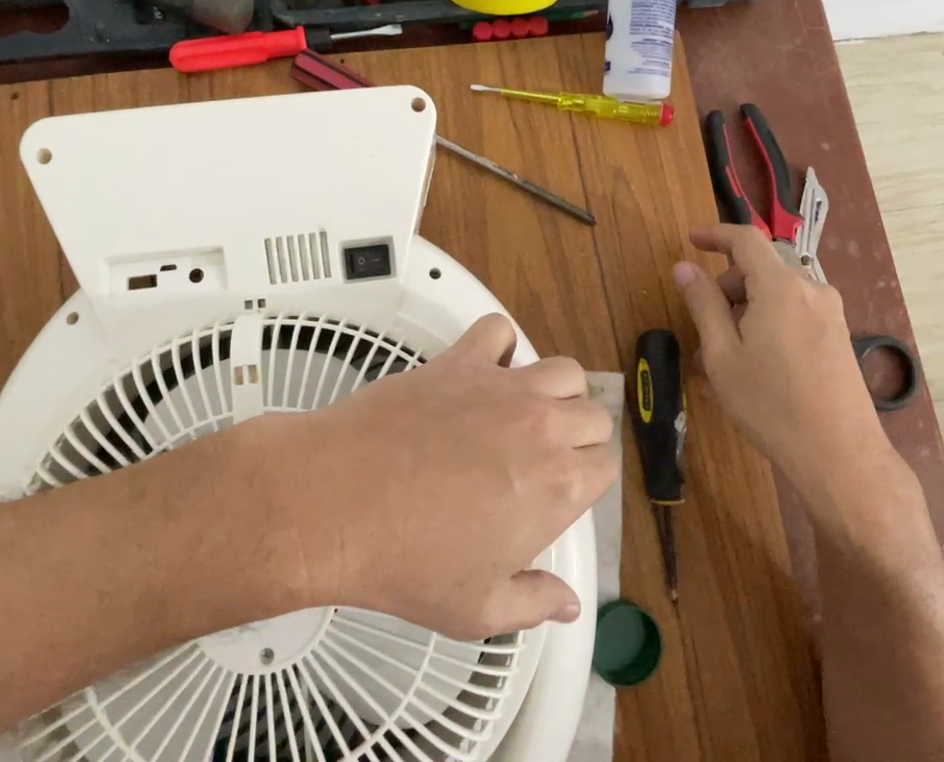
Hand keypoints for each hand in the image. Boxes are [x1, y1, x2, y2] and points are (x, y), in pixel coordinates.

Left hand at [276, 314, 614, 639]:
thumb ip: (532, 604)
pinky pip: (497, 332)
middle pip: (593, 414)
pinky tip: (483, 371)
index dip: (587, 479)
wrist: (337, 503)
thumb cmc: (407, 561)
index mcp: (557, 487)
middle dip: (579, 435)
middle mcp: (542, 428)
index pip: (606, 465)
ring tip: (525, 412)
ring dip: (555, 390)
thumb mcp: (476, 610)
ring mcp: (502, 388)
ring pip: (563, 370)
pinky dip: (498, 346)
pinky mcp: (459, 362)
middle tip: (543, 457)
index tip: (562, 491)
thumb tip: (567, 603)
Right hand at [671, 225, 897, 505]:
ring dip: (746, 311)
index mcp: (780, 287)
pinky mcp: (839, 335)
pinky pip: (794, 313)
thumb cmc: (770, 404)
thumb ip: (703, 304)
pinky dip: (768, 323)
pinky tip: (756, 365)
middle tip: (703, 332)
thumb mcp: (722, 355)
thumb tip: (684, 267)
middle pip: (760, 269)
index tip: (690, 240)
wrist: (839, 453)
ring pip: (776, 294)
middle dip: (727, 289)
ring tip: (727, 358)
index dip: (715, 234)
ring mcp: (830, 313)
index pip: (746, 239)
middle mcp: (811, 290)